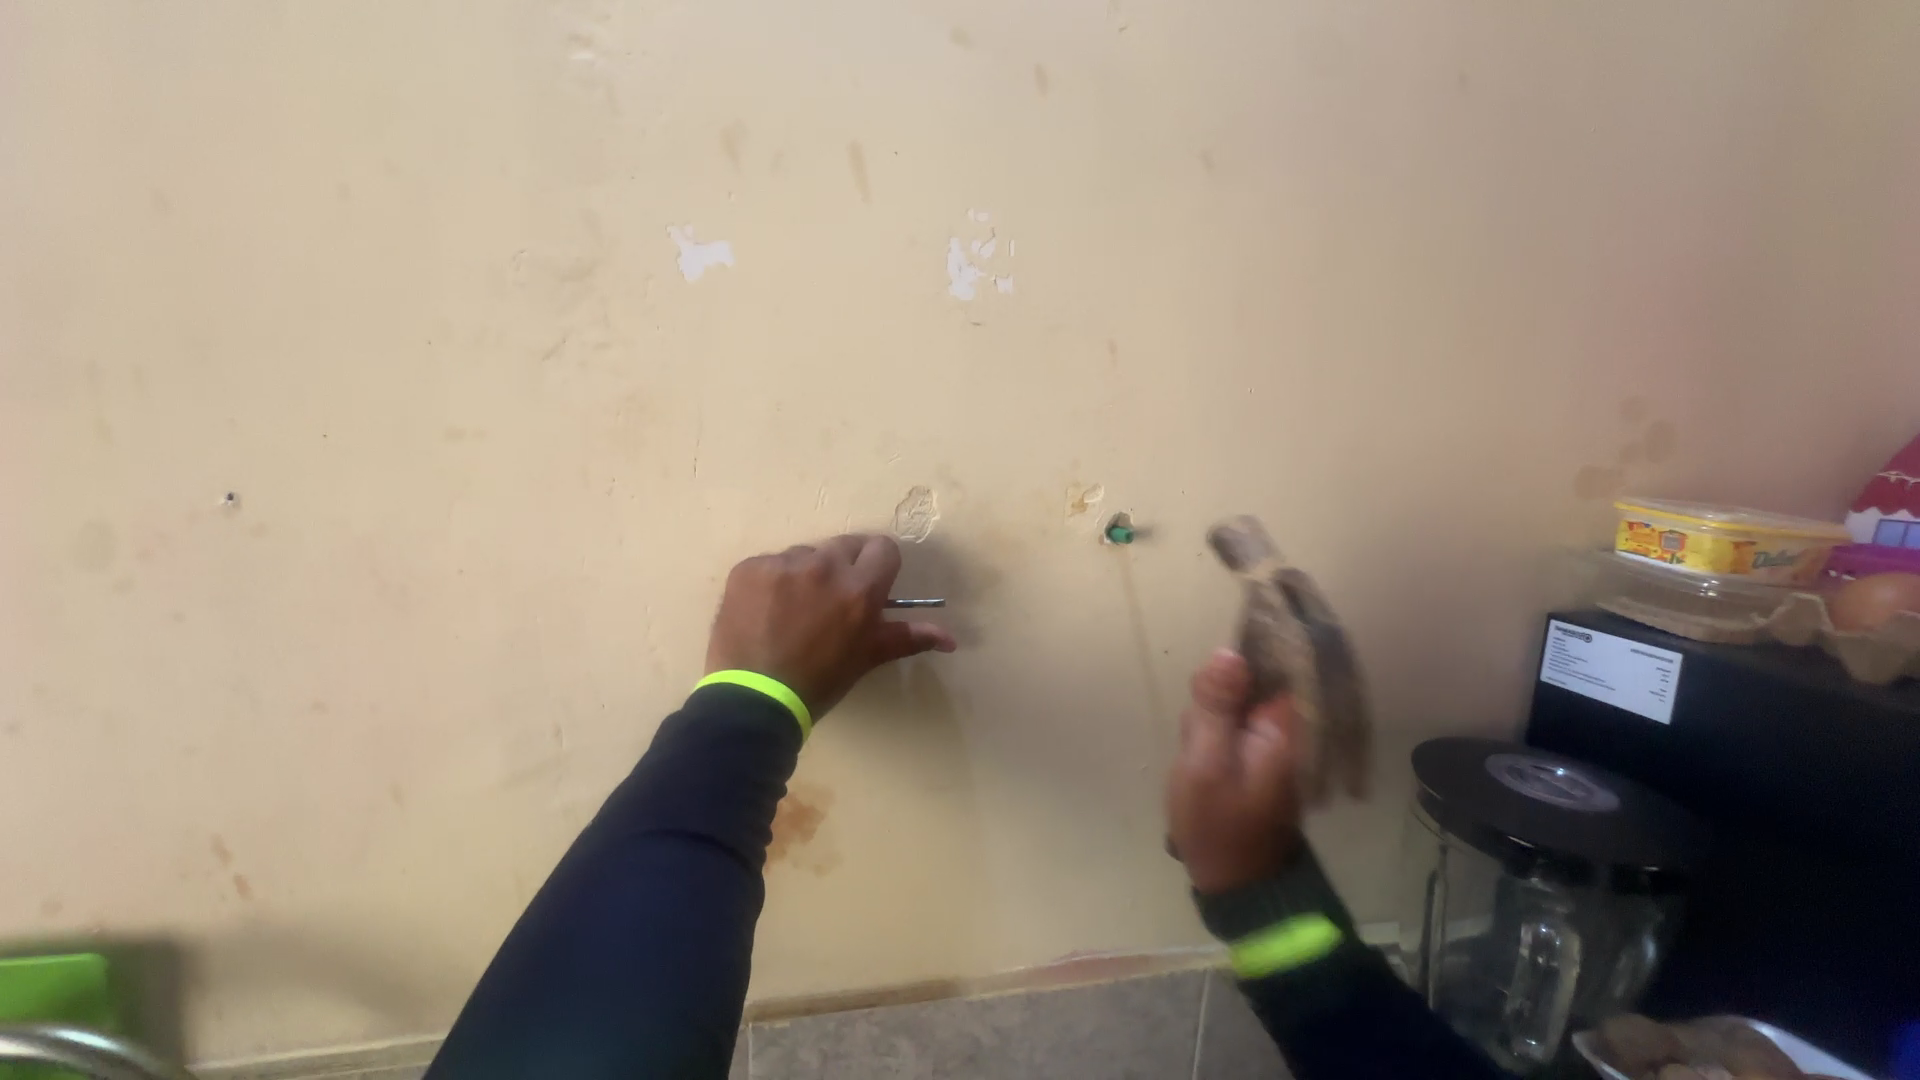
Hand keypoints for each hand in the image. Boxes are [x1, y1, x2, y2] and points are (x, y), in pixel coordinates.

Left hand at [706, 534, 956, 717]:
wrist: (754, 699)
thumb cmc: (820, 681)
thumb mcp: (867, 657)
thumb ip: (908, 637)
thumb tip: (951, 638)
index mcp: (860, 588)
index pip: (883, 548)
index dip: (878, 566)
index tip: (869, 584)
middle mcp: (824, 566)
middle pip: (844, 546)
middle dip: (843, 567)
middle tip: (830, 601)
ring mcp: (783, 564)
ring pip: (805, 555)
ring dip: (805, 574)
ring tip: (792, 610)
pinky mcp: (749, 568)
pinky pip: (769, 564)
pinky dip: (770, 583)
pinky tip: (764, 611)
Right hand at [1165, 648, 1302, 893]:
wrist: (1236, 886)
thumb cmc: (1218, 823)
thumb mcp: (1205, 760)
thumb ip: (1216, 706)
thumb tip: (1228, 652)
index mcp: (1281, 728)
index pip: (1265, 669)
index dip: (1230, 673)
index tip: (1205, 698)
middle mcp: (1286, 734)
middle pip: (1244, 690)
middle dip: (1213, 706)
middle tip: (1197, 743)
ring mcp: (1273, 752)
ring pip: (1232, 713)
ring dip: (1208, 727)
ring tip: (1197, 761)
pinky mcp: (1259, 766)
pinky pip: (1232, 736)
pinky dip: (1213, 746)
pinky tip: (1202, 768)